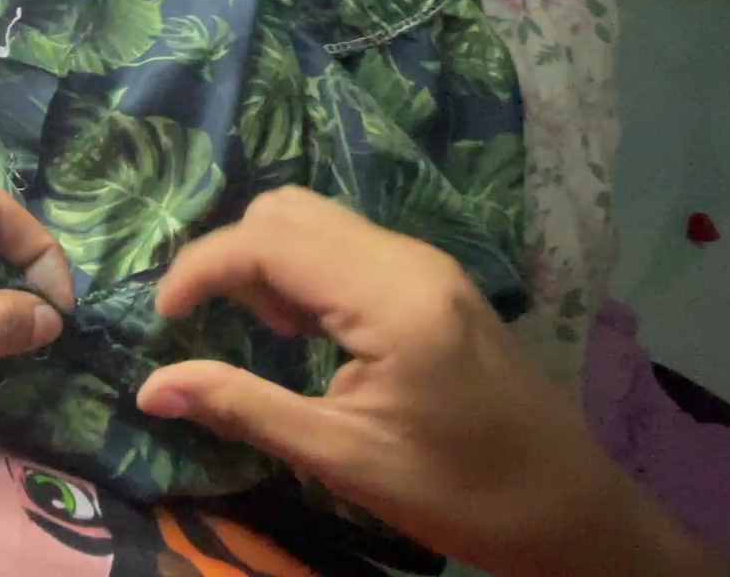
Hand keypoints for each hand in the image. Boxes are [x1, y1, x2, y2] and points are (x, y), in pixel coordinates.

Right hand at [135, 187, 729, 576]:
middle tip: (225, 323)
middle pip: (281, 212)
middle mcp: (404, 258)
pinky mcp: (422, 270)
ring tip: (272, 327)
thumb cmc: (464, 495)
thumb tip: (149, 390)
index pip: (266, 243)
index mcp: (392, 301)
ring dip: (262, 256)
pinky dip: (294, 264)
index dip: (200, 268)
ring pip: (304, 214)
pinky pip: (331, 236)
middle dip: (231, 258)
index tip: (165, 314)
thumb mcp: (344, 460)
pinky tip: (308, 324)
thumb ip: (241, 409)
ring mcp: (418, 258)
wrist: (580, 517)